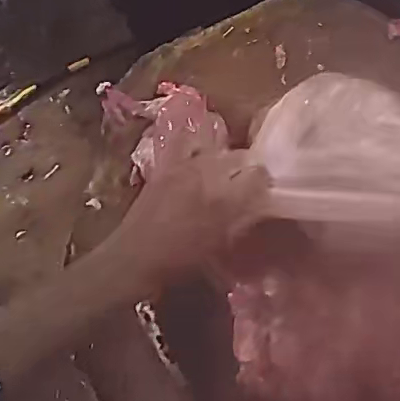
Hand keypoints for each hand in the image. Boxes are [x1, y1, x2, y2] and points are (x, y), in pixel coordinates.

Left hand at [110, 150, 268, 282]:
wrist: (135, 257)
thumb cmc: (181, 261)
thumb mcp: (221, 244)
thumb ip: (242, 219)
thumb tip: (256, 204)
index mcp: (226, 199)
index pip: (258, 175)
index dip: (264, 181)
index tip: (264, 190)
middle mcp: (208, 175)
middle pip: (241, 156)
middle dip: (248, 167)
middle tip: (247, 181)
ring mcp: (185, 165)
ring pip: (217, 146)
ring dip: (226, 155)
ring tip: (225, 167)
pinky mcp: (166, 164)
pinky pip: (186, 140)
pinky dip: (196, 140)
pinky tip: (201, 148)